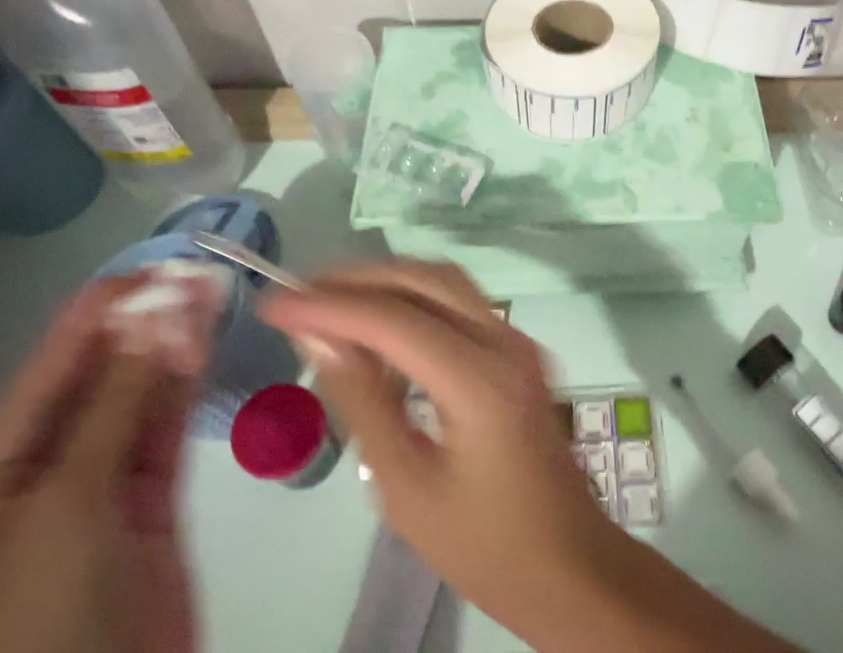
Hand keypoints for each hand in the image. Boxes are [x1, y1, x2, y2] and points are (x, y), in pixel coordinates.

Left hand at [0, 267, 224, 652]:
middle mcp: (44, 475)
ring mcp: (103, 492)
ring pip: (138, 405)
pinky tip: (203, 348)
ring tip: (207, 295)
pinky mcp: (152, 509)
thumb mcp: (71, 501)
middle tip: (189, 273)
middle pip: (97, 385)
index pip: (46, 378)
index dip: (93, 321)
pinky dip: (183, 392)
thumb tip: (149, 315)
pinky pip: (165, 437)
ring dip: (170, 351)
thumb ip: (116, 404)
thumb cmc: (48, 608)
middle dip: (139, 329)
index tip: (143, 270)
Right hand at [262, 262, 803, 652]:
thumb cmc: (481, 542)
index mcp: (479, 380)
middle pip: (426, 279)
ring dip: (388, 284)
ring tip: (329, 305)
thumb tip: (319, 336)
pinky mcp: (521, 354)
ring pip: (447, 284)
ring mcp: (520, 344)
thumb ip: (362, 400)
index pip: (391, 319)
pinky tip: (380, 331)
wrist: (568, 564)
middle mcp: (506, 343)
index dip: (326, 305)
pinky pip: (463, 306)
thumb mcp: (404, 484)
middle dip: (358, 278)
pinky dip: (416, 303)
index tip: (274, 303)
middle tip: (300, 296)